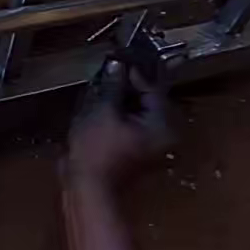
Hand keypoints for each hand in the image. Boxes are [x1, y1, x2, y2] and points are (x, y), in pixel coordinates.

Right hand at [66, 56, 170, 189]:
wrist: (87, 189)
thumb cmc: (97, 149)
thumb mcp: (103, 110)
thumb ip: (113, 85)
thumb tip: (117, 64)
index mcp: (162, 124)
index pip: (152, 88)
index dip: (133, 73)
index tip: (117, 60)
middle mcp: (162, 134)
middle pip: (146, 100)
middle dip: (126, 86)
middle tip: (108, 71)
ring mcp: (149, 145)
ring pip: (136, 112)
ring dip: (120, 100)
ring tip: (101, 86)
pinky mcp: (134, 151)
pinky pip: (129, 125)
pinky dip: (117, 115)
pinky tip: (100, 105)